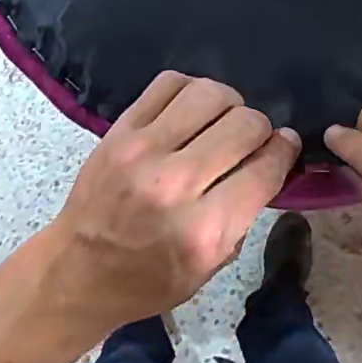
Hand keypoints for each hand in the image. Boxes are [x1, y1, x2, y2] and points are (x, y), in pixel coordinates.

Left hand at [43, 71, 299, 336]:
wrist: (76, 272)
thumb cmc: (149, 280)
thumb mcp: (210, 267)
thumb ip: (246, 213)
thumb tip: (273, 157)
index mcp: (202, 231)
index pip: (265, 168)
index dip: (285, 150)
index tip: (286, 144)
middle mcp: (174, 185)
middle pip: (245, 124)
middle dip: (261, 128)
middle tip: (252, 140)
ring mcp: (141, 152)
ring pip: (211, 94)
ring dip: (230, 104)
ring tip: (223, 121)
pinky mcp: (119, 130)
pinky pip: (170, 82)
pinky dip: (192, 90)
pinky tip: (192, 110)